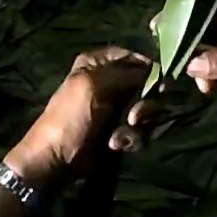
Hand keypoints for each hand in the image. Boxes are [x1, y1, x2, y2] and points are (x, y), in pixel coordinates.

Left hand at [4, 47, 155, 184]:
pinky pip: (143, 130)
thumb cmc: (70, 116)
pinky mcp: (123, 130)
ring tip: (118, 136)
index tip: (158, 86)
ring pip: (150, 110)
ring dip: (138, 126)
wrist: (58, 159)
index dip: (150, 71)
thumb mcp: (94, 85)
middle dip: (146, 103)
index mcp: (100, 63)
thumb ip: (127, 72)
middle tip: (133, 117)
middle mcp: (113, 81)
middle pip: (150, 85)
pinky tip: (115, 144)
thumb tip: (156, 69)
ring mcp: (119, 107)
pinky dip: (132, 139)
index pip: (137, 57)